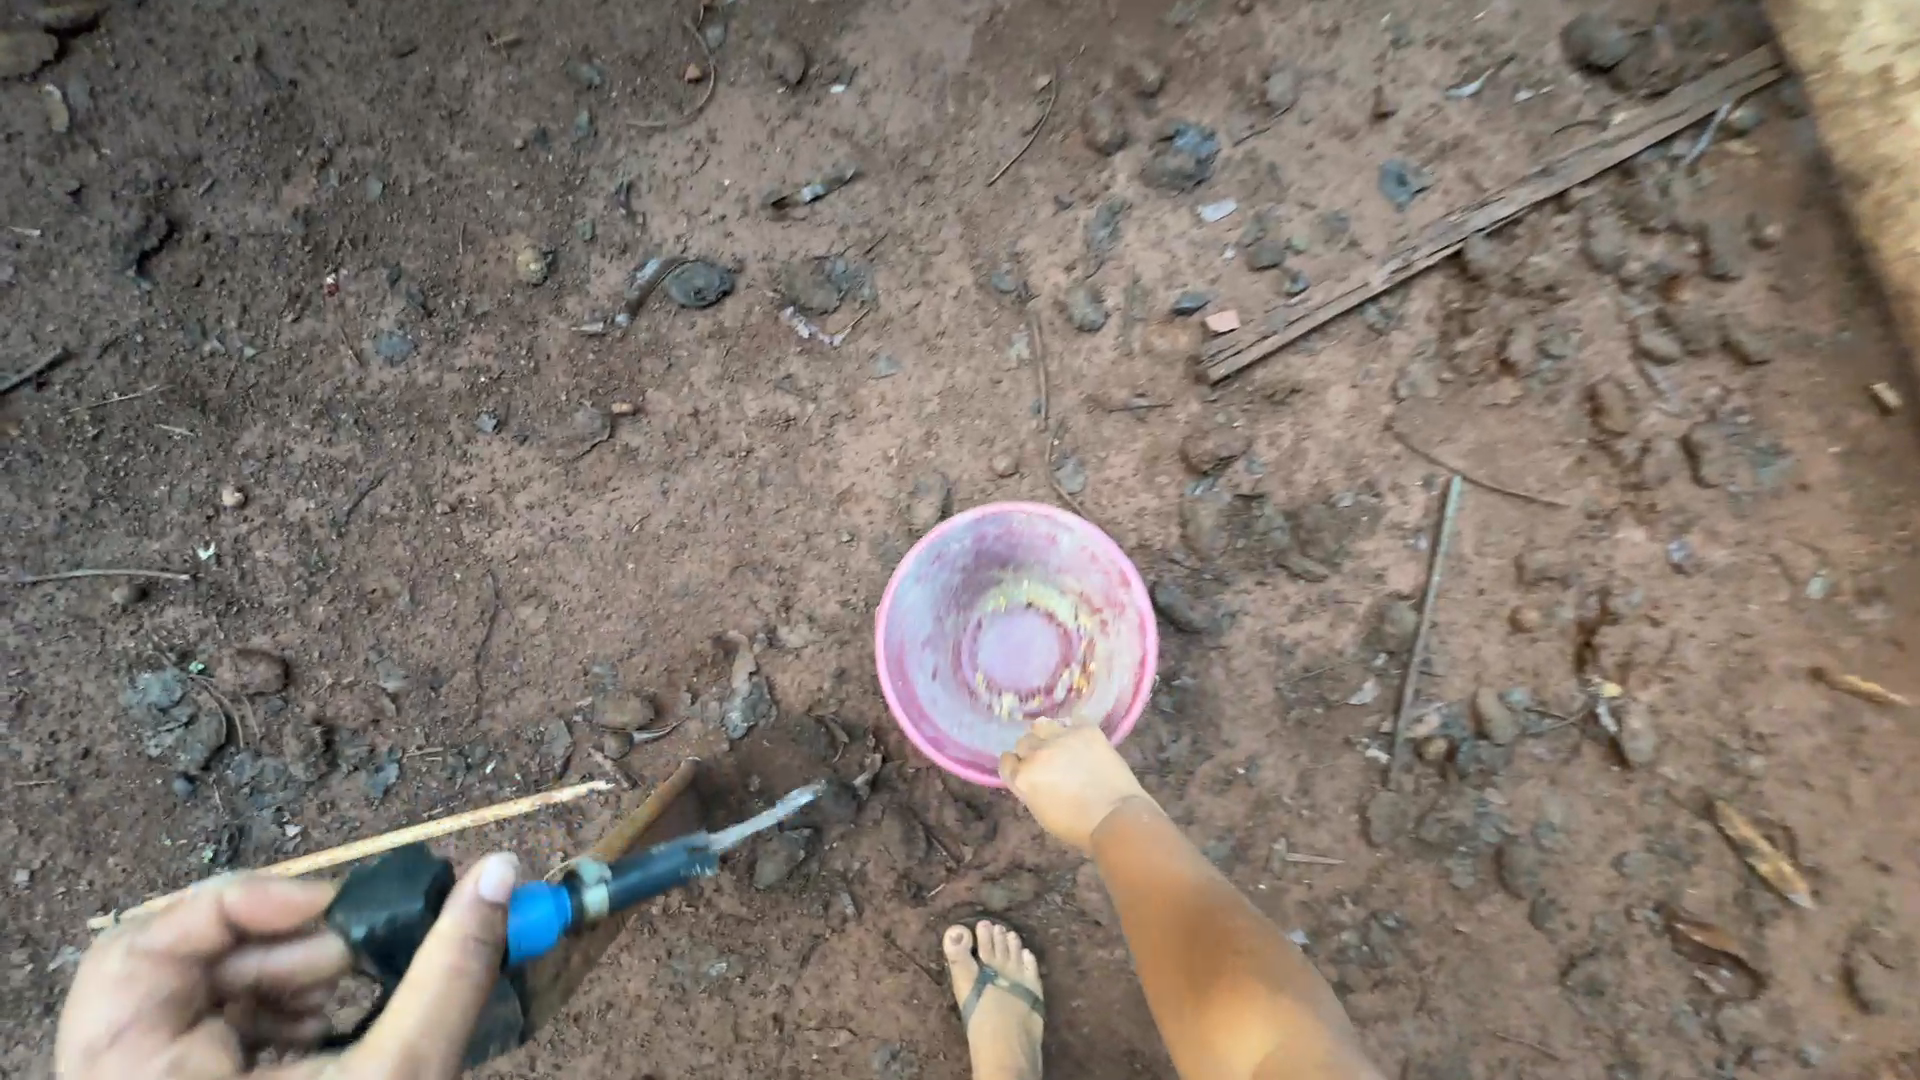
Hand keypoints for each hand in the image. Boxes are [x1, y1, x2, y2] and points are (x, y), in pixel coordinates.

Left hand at [56, 851, 519, 1079]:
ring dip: (308, 971)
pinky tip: (344, 1025)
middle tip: (368, 953)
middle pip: (190, 959)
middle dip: (297, 943)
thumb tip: (502, 867)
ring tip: (364, 993)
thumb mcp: (403, 1073)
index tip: (337, 906)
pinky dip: (301, 1004)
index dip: (239, 903)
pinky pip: (238, 1019)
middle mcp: (128, 1079)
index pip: (139, 949)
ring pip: (222, 984)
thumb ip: (454, 964)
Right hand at [999, 718, 1157, 852]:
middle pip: (1024, 742)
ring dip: (1048, 735)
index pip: (1006, 760)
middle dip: (1033, 751)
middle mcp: (1036, 754)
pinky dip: (1075, 730)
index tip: (1027, 769)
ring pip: (1042, 725)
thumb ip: (1030, 789)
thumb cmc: (1078, 827)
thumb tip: (1033, 777)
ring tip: (1062, 744)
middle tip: (1049, 761)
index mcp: (1022, 778)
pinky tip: (1082, 741)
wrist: (1115, 818)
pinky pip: (1072, 721)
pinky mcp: (1085, 730)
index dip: (1017, 765)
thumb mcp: (1041, 813)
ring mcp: (1061, 738)